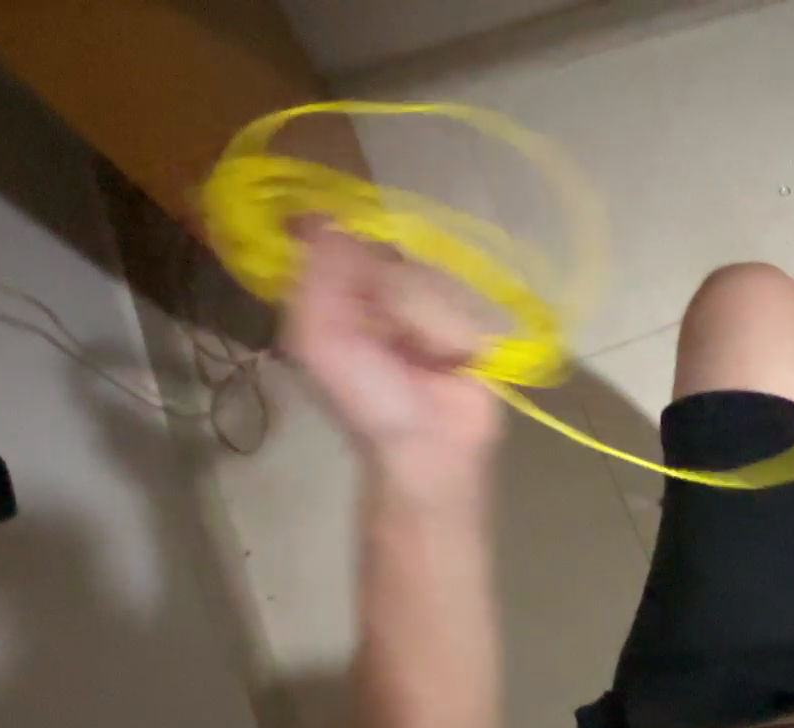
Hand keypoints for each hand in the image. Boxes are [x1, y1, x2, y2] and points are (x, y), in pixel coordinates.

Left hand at [281, 223, 503, 496]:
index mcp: (341, 291)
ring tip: (432, 358)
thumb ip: (318, 279)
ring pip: (436, 276)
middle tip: (396, 341)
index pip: (345, 237)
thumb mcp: (321, 340)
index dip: (353, 244)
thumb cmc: (369, 399)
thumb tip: (323, 217)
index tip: (362, 274)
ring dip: (430, 320)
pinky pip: (470, 300)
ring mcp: (434, 303)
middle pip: (396, 252)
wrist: (434, 444)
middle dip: (396, 295)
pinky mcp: (476, 321)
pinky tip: (458, 359)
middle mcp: (387, 289)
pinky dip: (460, 331)